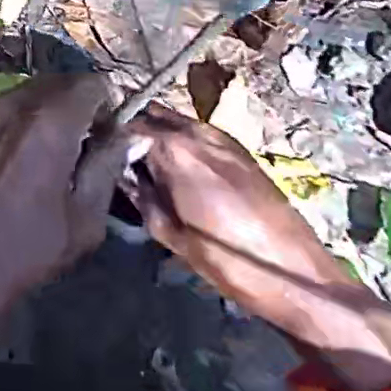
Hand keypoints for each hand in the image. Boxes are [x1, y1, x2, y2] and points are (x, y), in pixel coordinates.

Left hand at [0, 73, 137, 385]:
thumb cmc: (27, 244)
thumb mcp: (84, 215)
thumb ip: (108, 165)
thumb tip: (134, 134)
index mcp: (49, 122)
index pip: (90, 83)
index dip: (108, 102)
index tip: (112, 130)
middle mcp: (14, 102)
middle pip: (59, 82)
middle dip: (80, 103)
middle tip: (88, 141)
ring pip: (30, 90)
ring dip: (50, 108)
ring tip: (55, 149)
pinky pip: (6, 103)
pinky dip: (23, 115)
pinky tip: (23, 151)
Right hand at [121, 104, 390, 390]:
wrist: (301, 278)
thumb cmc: (228, 260)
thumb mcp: (167, 231)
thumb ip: (137, 192)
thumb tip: (118, 172)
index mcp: (172, 149)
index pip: (122, 123)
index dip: (102, 132)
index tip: (89, 145)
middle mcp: (194, 131)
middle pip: (146, 112)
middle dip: (126, 124)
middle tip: (110, 147)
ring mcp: (219, 136)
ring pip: (170, 117)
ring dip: (151, 129)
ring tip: (139, 156)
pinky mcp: (238, 147)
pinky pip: (193, 130)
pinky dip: (176, 137)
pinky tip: (173, 163)